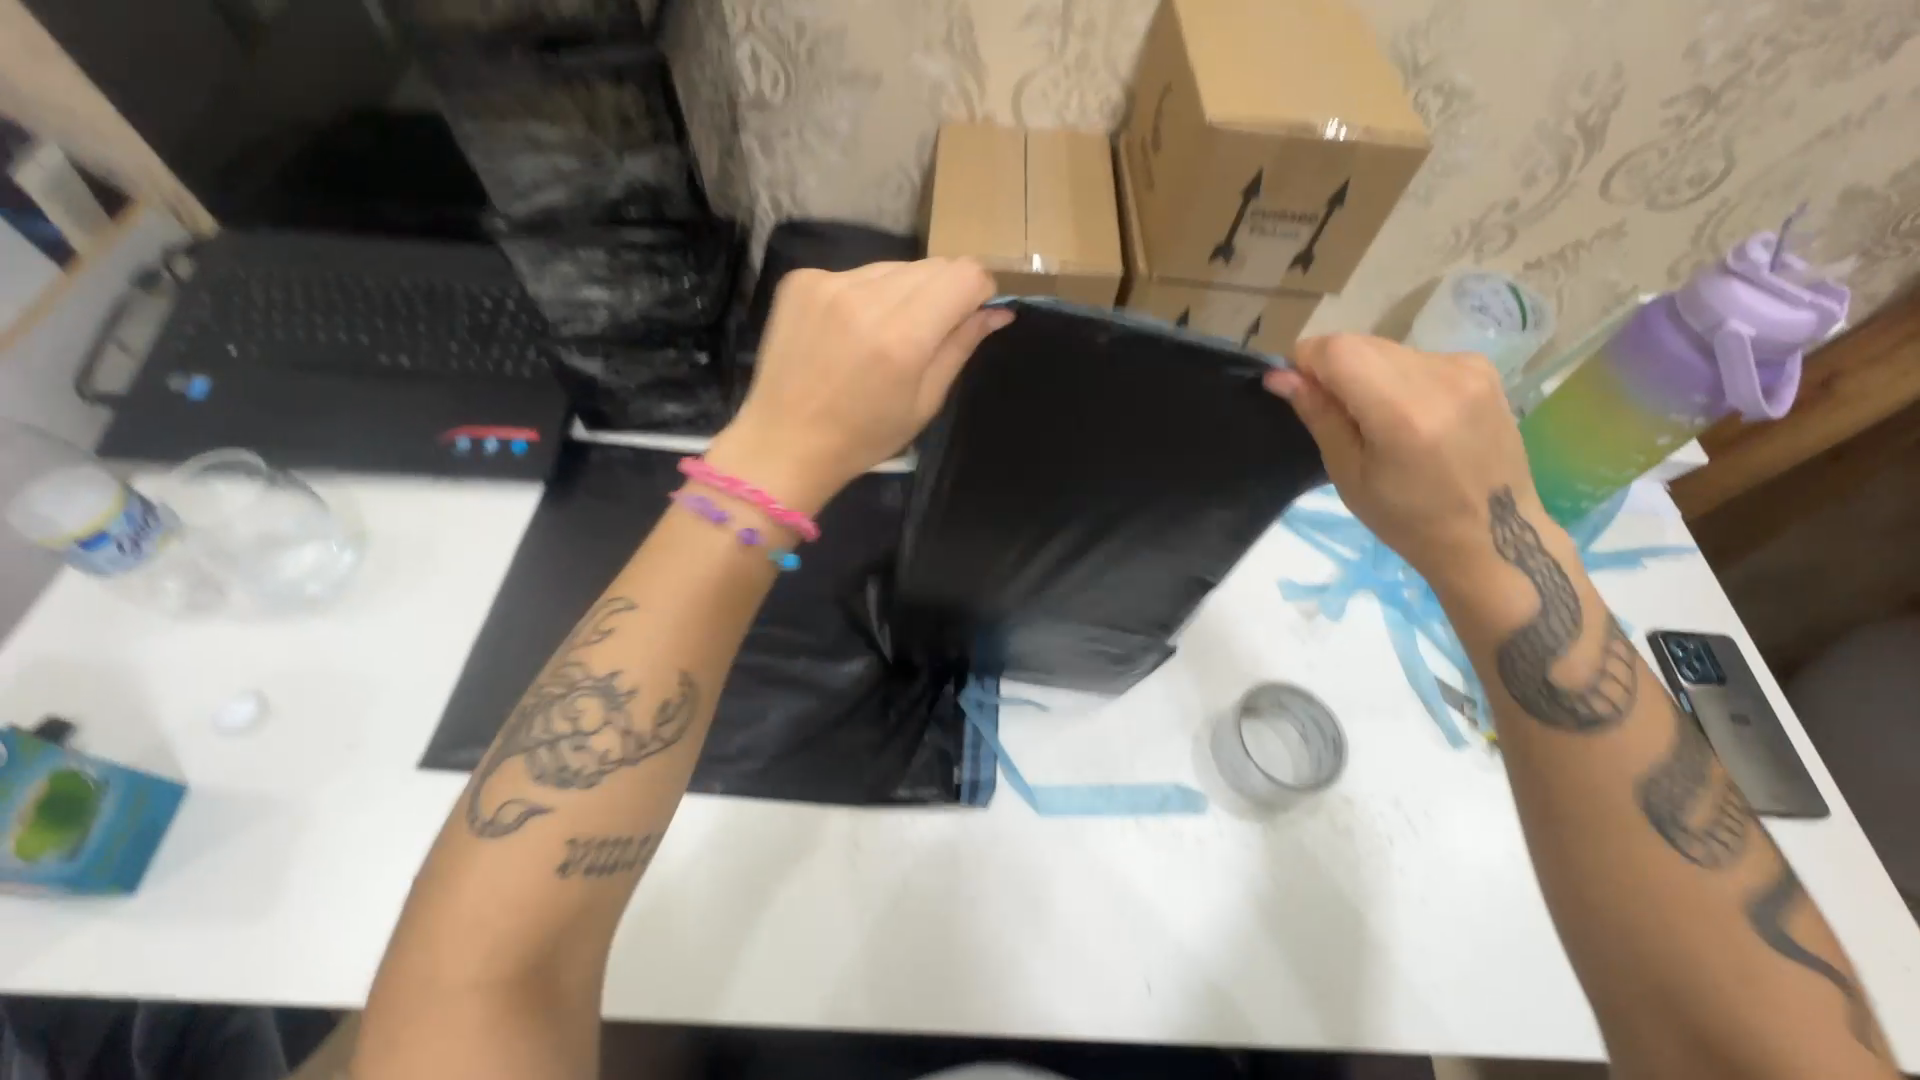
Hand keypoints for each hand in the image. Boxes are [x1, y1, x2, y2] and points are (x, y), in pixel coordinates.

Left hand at [707, 258, 1009, 511]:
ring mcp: (828, 284)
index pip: (965, 275)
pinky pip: (856, 273)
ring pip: (894, 267)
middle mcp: (865, 299)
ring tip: (881, 337)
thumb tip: (998, 311)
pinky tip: (849, 332)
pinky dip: (864, 295)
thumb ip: (960, 347)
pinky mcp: (801, 281)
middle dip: (943, 293)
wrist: (784, 442)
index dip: (978, 292)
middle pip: (933, 266)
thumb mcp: (925, 402)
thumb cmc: (863, 436)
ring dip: (903, 292)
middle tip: (926, 335)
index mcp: (902, 338)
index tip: (970, 316)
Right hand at [1264, 334, 1548, 588]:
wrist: (1493, 535)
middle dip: (1334, 368)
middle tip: (1335, 413)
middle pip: (1361, 343)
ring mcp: (1467, 368)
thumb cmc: (1408, 519)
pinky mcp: (1481, 369)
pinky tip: (1408, 415)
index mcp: (1403, 413)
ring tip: (1376, 420)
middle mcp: (1441, 377)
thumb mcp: (1349, 474)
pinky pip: (1417, 357)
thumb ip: (1319, 415)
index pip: (1337, 350)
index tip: (1301, 393)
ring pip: (1387, 348)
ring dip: (1365, 372)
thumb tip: (1279, 377)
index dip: (1307, 362)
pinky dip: (1396, 376)